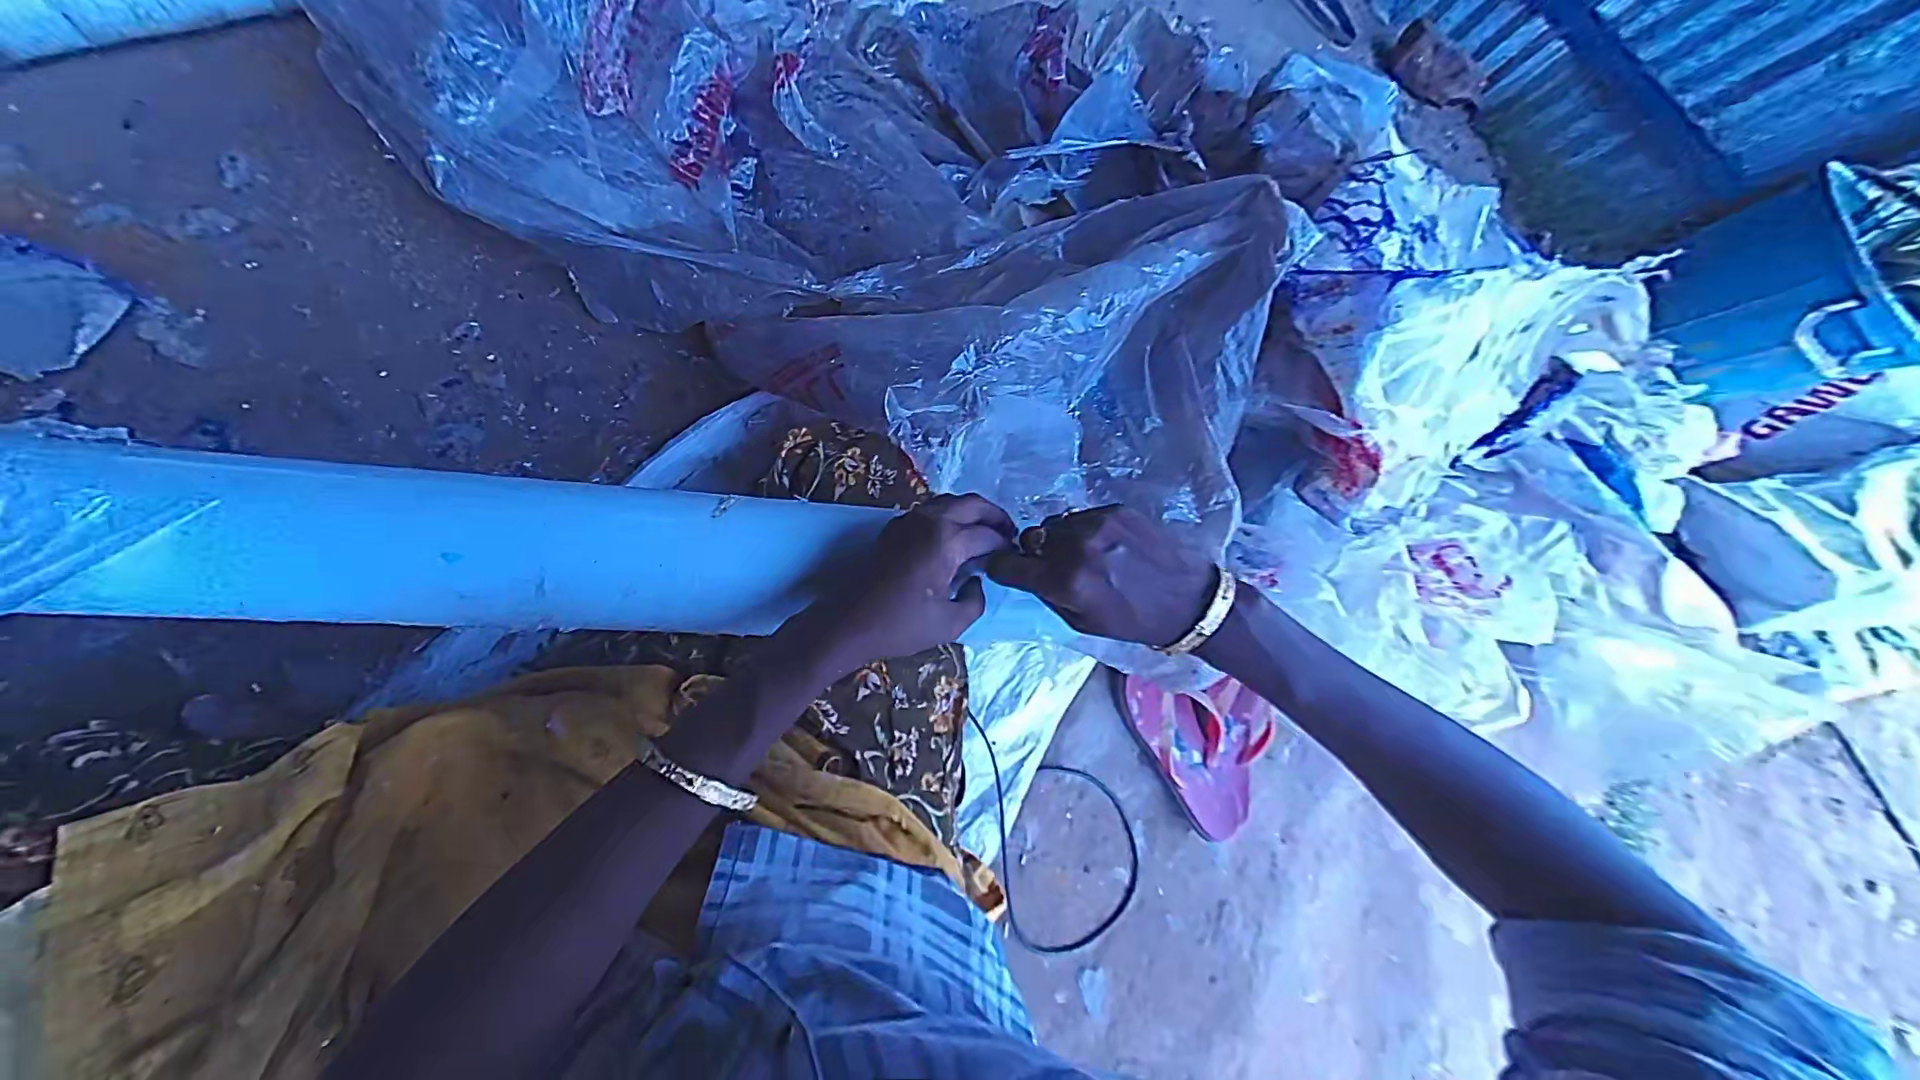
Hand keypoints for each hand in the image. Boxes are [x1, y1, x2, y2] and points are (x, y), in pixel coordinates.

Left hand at [783, 494, 1015, 678]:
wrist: (849, 623)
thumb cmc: (901, 626)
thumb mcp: (951, 624)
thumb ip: (976, 599)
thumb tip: (976, 581)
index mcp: (946, 541)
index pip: (988, 535)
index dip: (1005, 546)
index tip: (1014, 557)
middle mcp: (929, 521)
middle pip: (973, 503)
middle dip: (995, 516)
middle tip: (1008, 534)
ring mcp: (908, 520)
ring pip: (950, 502)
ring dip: (971, 513)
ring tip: (985, 534)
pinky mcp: (894, 527)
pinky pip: (930, 511)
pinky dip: (949, 517)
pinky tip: (955, 539)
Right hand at [986, 505, 1215, 647]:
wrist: (1189, 599)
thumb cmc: (1133, 620)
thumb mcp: (1082, 622)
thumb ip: (1048, 594)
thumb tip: (1025, 573)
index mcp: (1065, 581)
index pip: (1009, 564)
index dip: (1001, 567)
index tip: (1003, 567)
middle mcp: (1076, 547)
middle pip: (1031, 538)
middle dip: (1035, 552)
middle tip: (1052, 565)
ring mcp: (1097, 523)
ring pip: (1056, 524)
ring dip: (1059, 539)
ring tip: (1082, 555)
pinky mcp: (1115, 509)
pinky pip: (1081, 516)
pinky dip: (1083, 529)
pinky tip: (1103, 545)